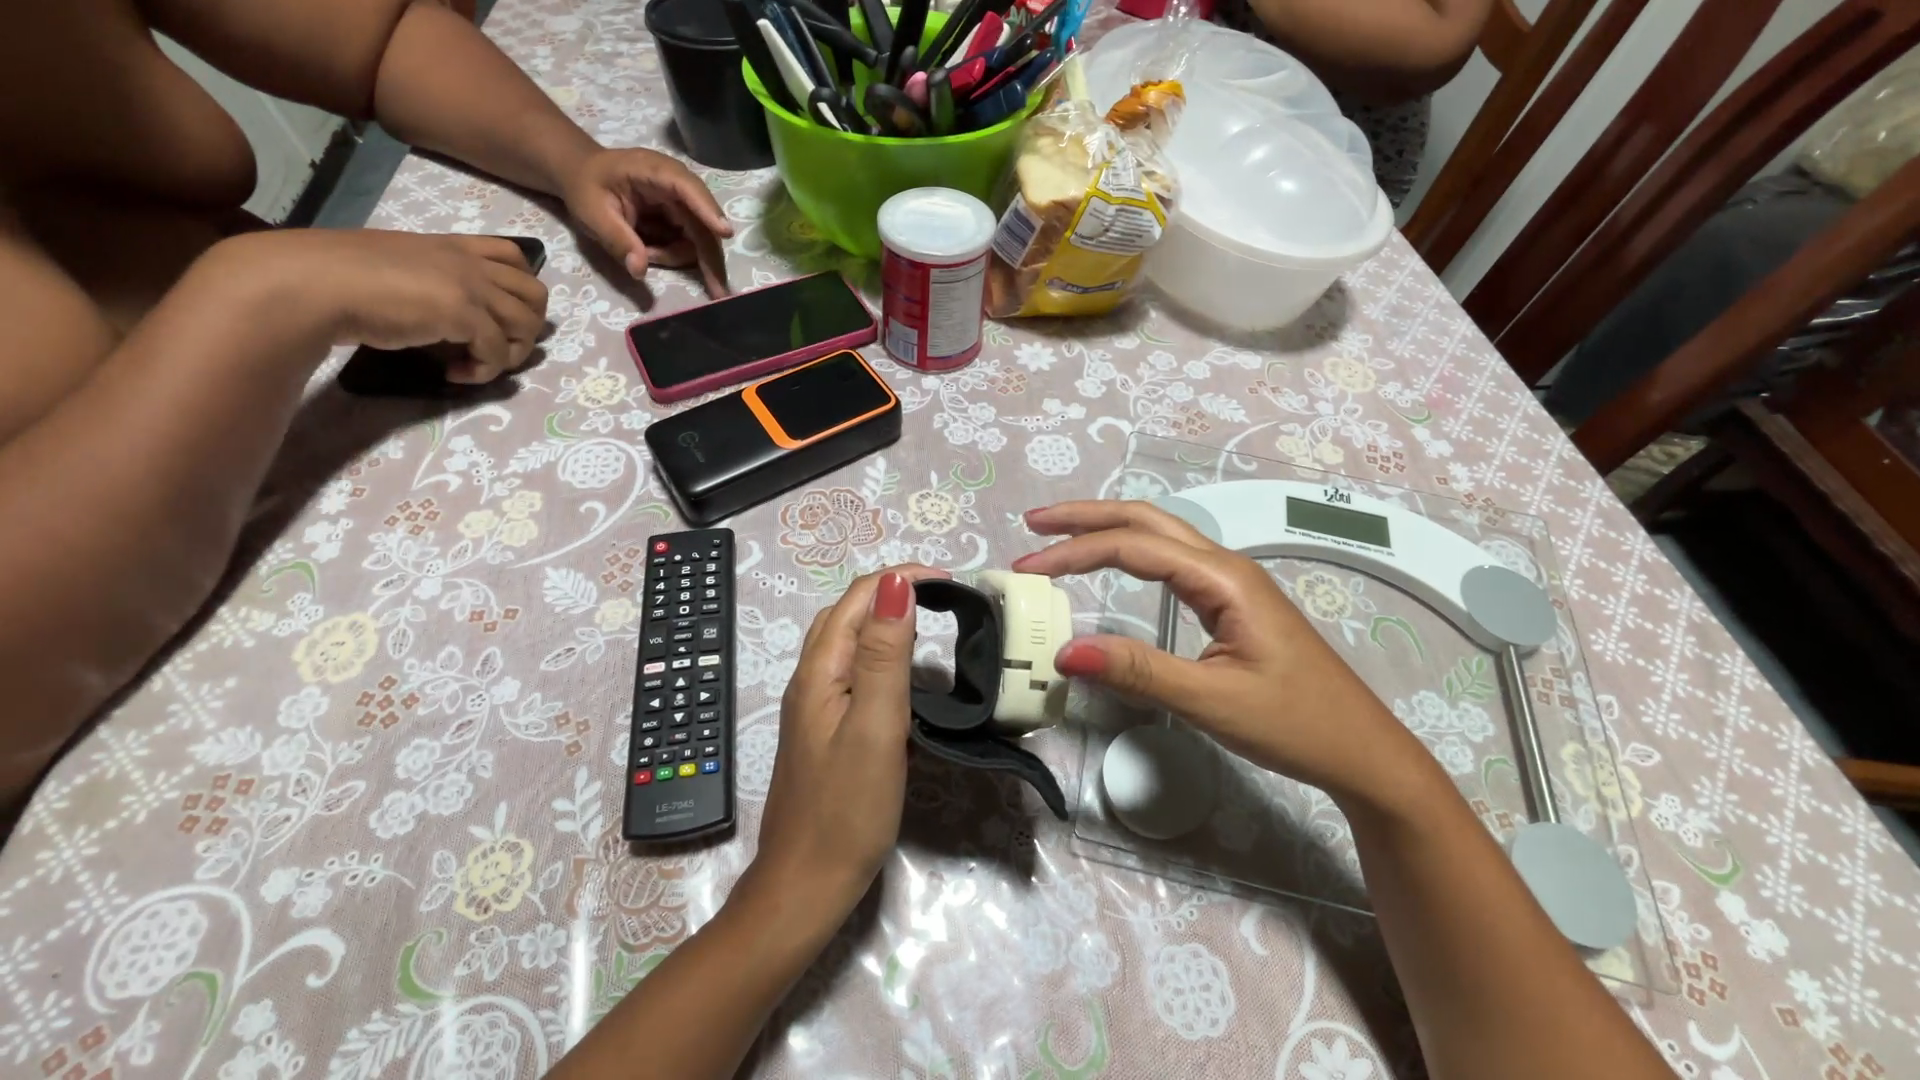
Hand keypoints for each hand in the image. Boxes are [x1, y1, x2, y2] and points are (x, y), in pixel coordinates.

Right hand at [225, 228, 547, 383]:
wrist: (311, 283)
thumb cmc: (341, 277)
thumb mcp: (401, 269)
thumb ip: (434, 282)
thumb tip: (449, 316)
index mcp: (454, 246)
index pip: (516, 257)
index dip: (518, 291)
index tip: (493, 316)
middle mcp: (470, 263)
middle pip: (537, 295)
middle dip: (526, 328)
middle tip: (495, 348)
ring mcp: (470, 287)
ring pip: (528, 325)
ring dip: (509, 354)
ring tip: (474, 364)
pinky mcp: (464, 315)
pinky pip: (498, 353)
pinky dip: (483, 371)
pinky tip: (453, 374)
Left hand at [562, 148, 734, 297]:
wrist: (583, 175)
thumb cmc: (586, 187)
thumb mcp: (592, 214)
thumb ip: (617, 240)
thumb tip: (639, 270)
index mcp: (653, 171)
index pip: (686, 188)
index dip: (707, 210)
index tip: (725, 233)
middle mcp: (676, 184)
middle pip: (703, 222)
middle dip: (709, 258)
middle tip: (718, 293)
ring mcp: (682, 202)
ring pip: (699, 238)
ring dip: (676, 256)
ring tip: (643, 255)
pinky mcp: (682, 216)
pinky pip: (689, 243)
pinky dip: (672, 254)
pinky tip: (650, 252)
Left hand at [741, 565, 947, 920]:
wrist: (807, 882)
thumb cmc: (847, 808)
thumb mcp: (875, 726)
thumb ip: (885, 655)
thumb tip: (897, 584)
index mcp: (819, 672)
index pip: (857, 599)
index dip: (900, 578)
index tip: (950, 581)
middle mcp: (810, 681)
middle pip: (846, 614)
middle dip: (891, 590)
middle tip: (944, 594)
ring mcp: (815, 708)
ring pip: (846, 643)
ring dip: (883, 619)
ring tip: (927, 620)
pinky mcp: (826, 732)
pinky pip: (851, 673)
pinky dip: (879, 654)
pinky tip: (903, 675)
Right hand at [1012, 501, 1429, 803]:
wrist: (1358, 749)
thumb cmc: (1293, 723)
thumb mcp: (1210, 701)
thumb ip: (1138, 671)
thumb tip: (1065, 651)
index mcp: (1225, 580)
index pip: (1136, 548)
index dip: (1077, 553)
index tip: (1028, 568)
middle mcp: (1227, 568)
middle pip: (1148, 520)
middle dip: (1088, 517)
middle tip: (1034, 525)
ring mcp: (1232, 585)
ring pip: (1162, 536)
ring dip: (1109, 529)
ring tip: (1060, 536)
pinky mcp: (1232, 605)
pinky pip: (1172, 563)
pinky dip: (1131, 554)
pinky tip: (1114, 565)